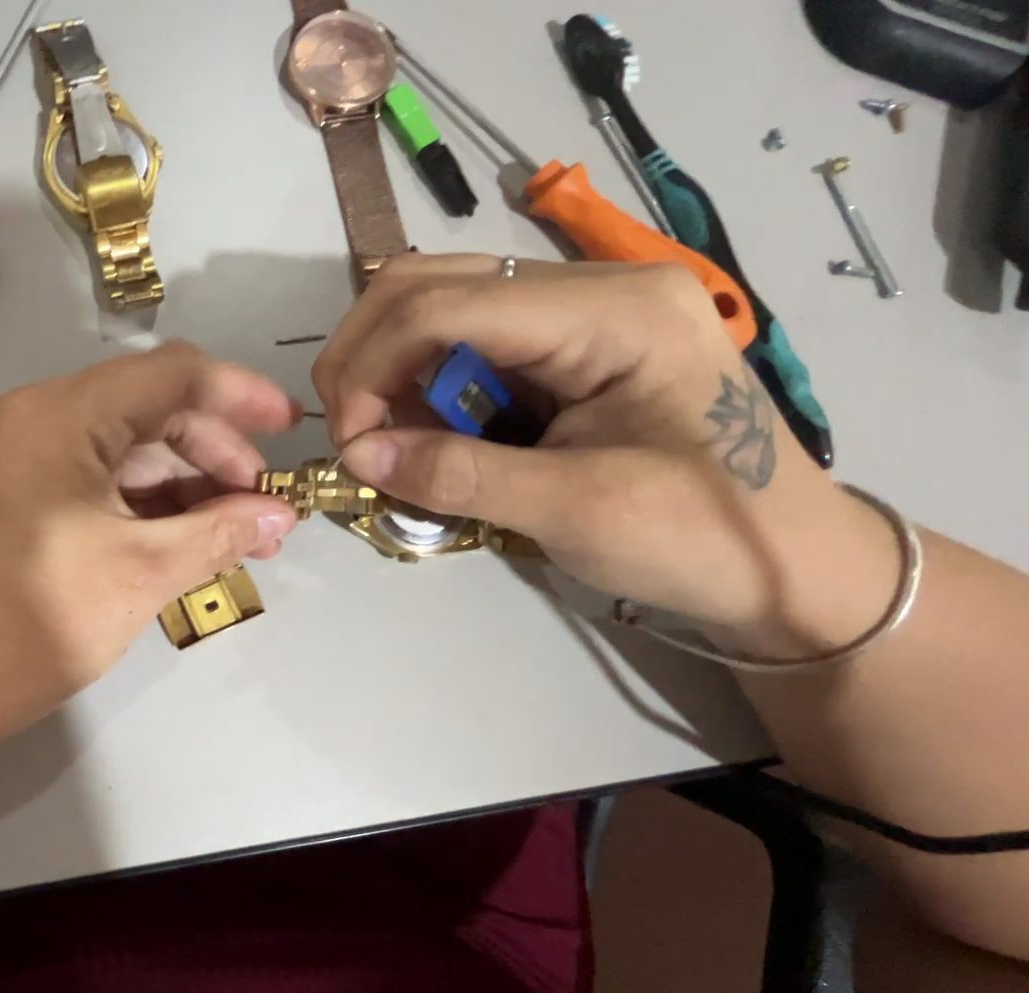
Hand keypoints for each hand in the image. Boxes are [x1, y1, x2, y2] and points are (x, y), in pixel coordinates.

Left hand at [0, 345, 299, 711]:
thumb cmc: (42, 618)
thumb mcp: (144, 570)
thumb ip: (220, 532)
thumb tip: (279, 517)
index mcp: (60, 415)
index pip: (170, 375)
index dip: (239, 396)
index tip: (290, 430)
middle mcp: (42, 417)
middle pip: (153, 409)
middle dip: (217, 454)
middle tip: (264, 510)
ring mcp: (32, 453)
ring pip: (133, 447)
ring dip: (191, 485)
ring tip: (247, 536)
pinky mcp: (32, 490)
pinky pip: (107, 477)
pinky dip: (154, 503)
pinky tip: (201, 538)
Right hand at [312, 254, 897, 653]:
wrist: (791, 563)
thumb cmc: (704, 536)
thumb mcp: (577, 512)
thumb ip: (458, 476)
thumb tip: (355, 456)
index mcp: (615, 312)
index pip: (447, 304)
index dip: (371, 367)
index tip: (349, 445)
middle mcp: (592, 287)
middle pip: (430, 282)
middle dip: (366, 356)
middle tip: (351, 434)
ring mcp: (577, 310)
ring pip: (435, 304)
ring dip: (389, 370)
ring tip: (387, 440)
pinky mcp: (563, 344)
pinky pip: (461, 343)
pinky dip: (420, 386)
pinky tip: (425, 432)